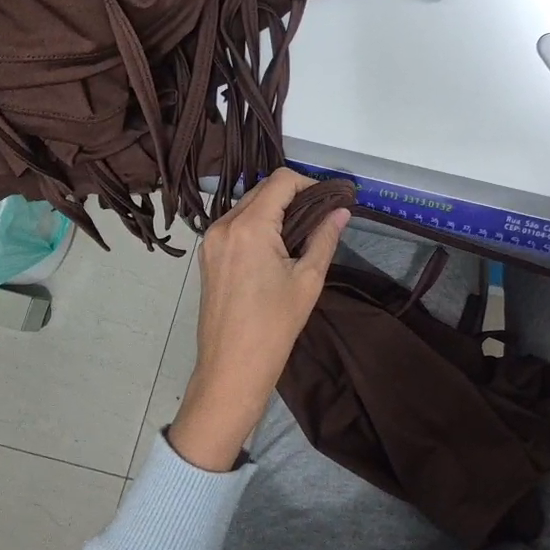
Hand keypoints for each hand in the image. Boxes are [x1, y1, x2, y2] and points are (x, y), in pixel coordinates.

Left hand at [169, 169, 348, 471]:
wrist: (231, 368)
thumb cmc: (274, 326)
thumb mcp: (307, 280)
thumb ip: (324, 238)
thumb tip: (342, 211)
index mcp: (249, 227)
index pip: (281, 181)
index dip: (310, 183)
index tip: (330, 201)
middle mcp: (224, 225)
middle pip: (263, 189)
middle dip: (294, 196)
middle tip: (322, 216)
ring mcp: (211, 240)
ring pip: (248, 205)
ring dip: (275, 210)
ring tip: (302, 234)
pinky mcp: (208, 255)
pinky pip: (236, 225)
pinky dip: (258, 225)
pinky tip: (277, 248)